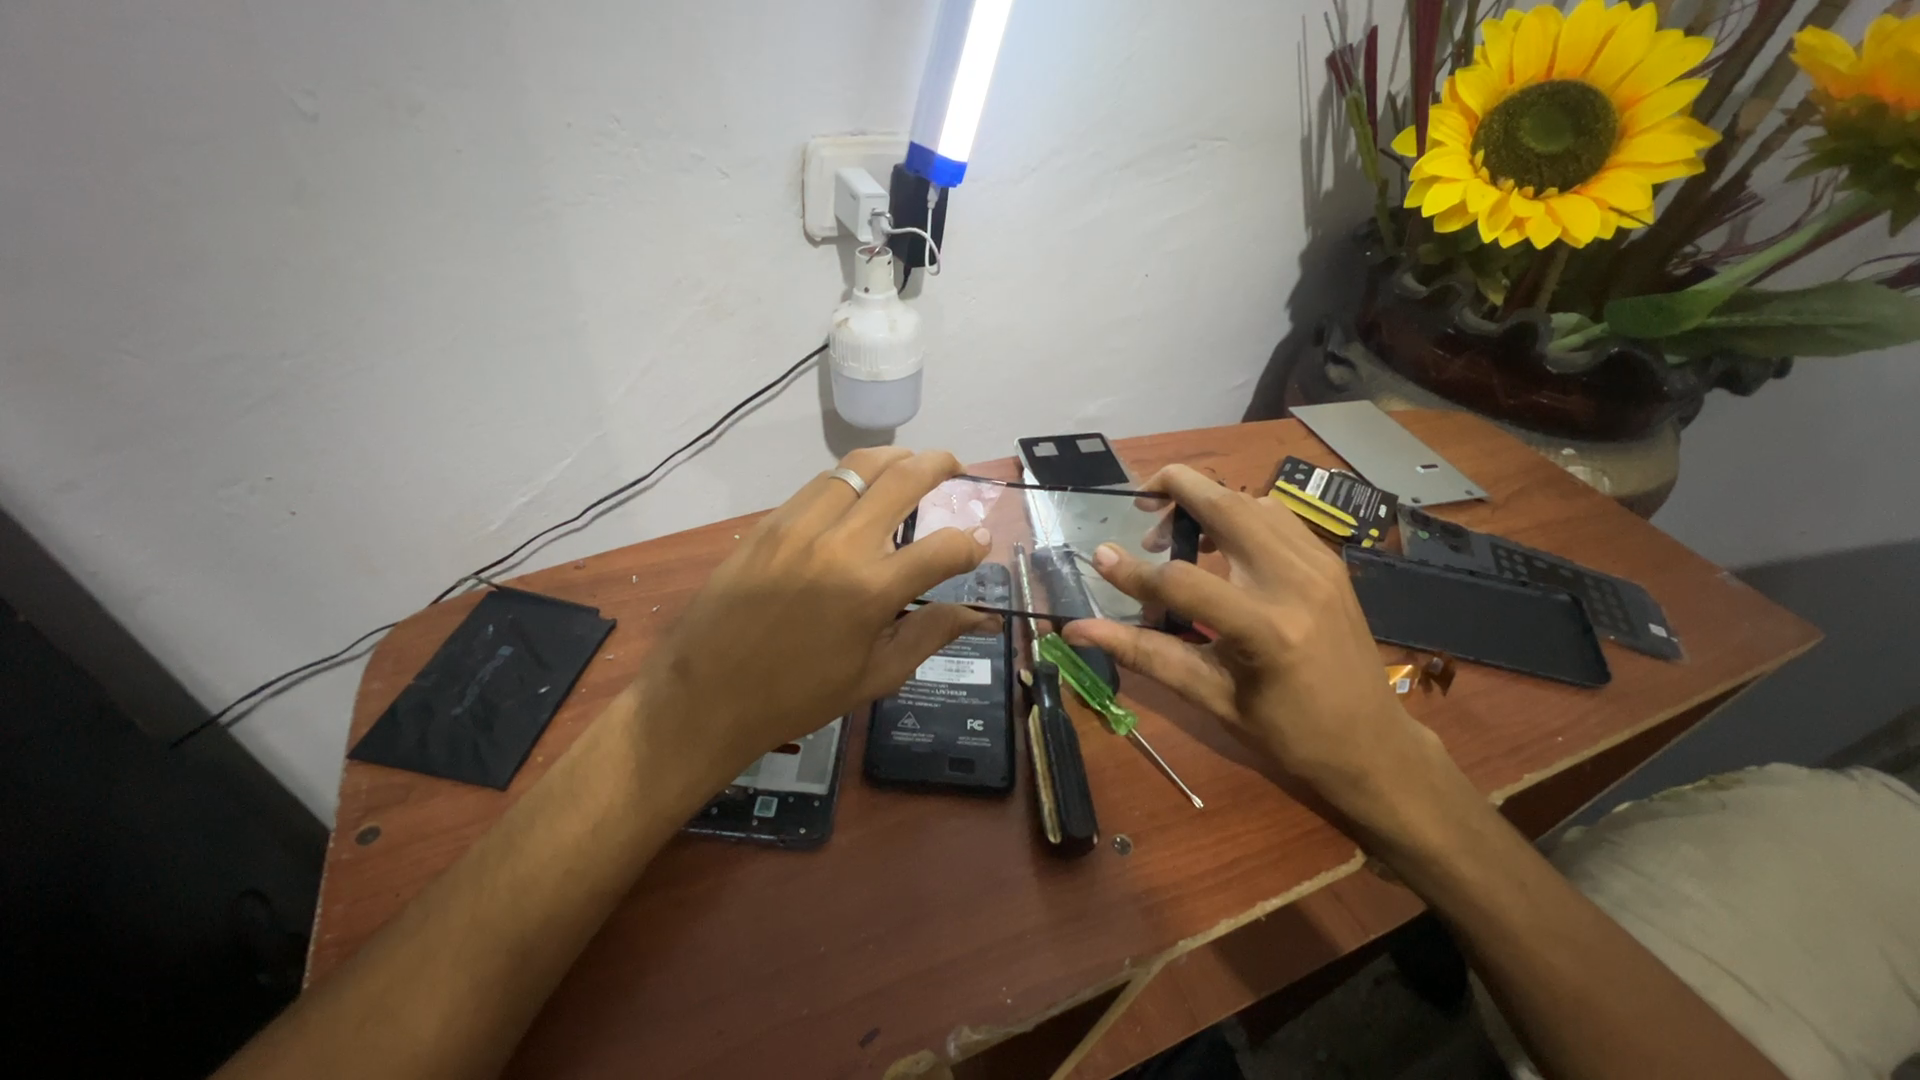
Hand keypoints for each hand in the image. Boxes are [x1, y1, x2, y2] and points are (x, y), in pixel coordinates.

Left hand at [636, 448, 998, 791]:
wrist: (706, 695)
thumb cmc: (797, 697)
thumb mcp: (874, 677)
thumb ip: (930, 634)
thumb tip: (980, 615)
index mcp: (872, 590)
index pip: (944, 547)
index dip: (971, 542)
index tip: (978, 543)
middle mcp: (840, 544)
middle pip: (905, 478)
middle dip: (940, 465)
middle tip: (955, 469)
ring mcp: (799, 526)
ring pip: (858, 466)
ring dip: (895, 459)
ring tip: (910, 468)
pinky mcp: (769, 524)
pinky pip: (820, 483)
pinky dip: (850, 479)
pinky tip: (858, 495)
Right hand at [1063, 465, 1448, 821]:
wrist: (1371, 742)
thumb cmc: (1287, 732)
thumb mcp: (1211, 697)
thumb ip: (1144, 654)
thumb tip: (1079, 630)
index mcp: (1265, 628)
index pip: (1182, 580)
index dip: (1132, 571)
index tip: (1098, 560)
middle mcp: (1295, 581)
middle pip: (1224, 504)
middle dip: (1174, 491)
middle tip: (1141, 514)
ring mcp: (1319, 564)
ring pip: (1250, 500)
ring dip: (1206, 501)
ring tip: (1178, 537)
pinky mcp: (1330, 561)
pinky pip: (1276, 515)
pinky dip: (1238, 513)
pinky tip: (1221, 546)